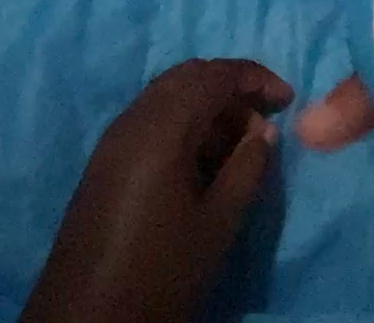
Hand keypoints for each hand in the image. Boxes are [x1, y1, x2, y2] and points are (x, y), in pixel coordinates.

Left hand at [20, 59, 292, 322]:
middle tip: (263, 116)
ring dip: (207, 104)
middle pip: (189, 76)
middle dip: (231, 86)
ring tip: (239, 141)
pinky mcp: (105, 162)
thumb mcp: (218, 221)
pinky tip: (204, 157)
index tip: (288, 98)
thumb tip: (264, 129)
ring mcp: (114, 139)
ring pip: (168, 95)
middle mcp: (133, 120)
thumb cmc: (161, 270)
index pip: (215, 75)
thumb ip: (248, 166)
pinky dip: (184, 121)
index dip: (255, 78)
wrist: (86, 322)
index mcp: (161, 128)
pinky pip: (152, 118)